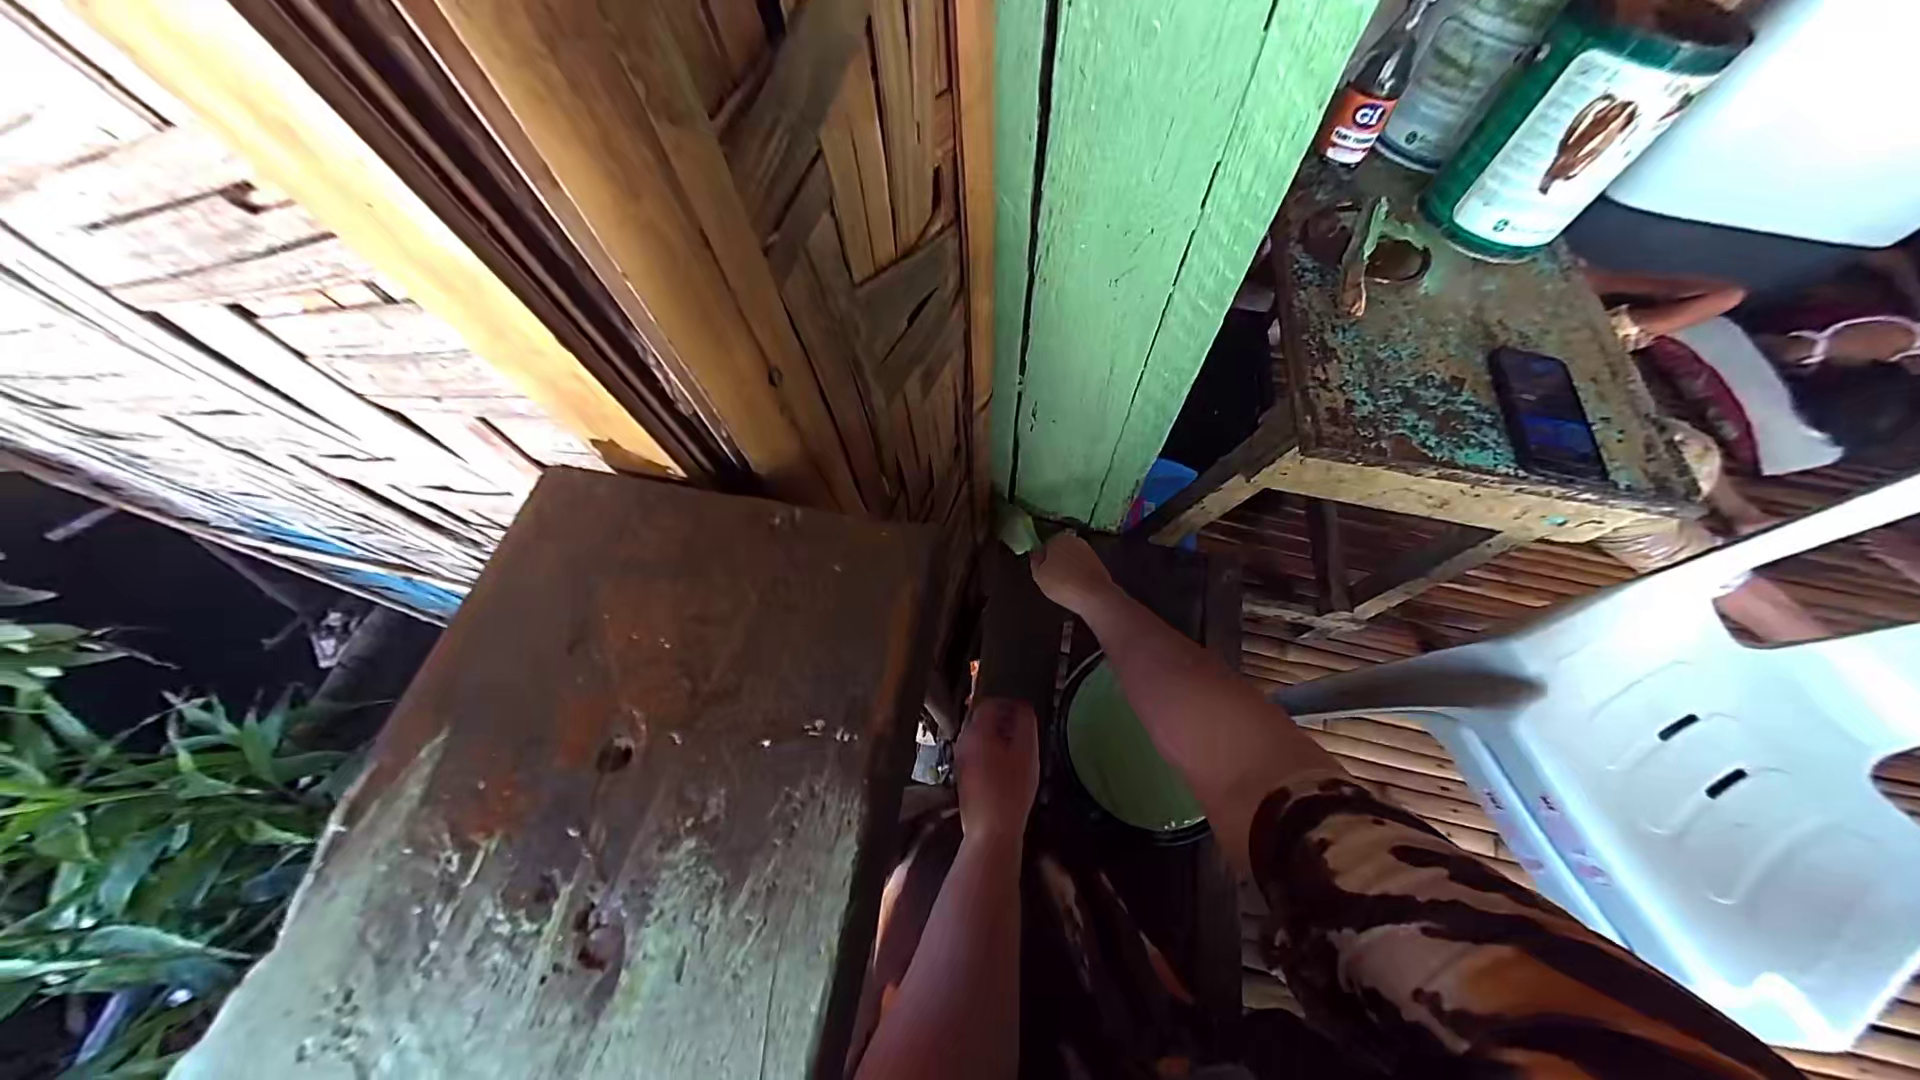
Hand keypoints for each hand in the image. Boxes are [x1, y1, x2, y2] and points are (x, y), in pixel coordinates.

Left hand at [954, 698, 1037, 846]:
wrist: (991, 831)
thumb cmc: (1010, 791)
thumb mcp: (1026, 751)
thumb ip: (1025, 723)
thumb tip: (1023, 708)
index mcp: (976, 732)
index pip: (989, 703)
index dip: (1008, 702)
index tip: (1022, 710)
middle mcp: (963, 743)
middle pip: (982, 720)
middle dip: (1003, 721)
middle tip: (1023, 729)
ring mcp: (961, 761)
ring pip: (980, 738)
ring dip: (998, 738)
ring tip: (1018, 749)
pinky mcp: (963, 778)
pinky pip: (978, 755)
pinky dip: (992, 755)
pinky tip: (1008, 769)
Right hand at [1029, 533, 1116, 615]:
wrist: (1095, 596)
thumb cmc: (1062, 583)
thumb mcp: (1039, 576)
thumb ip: (1035, 563)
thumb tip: (1036, 554)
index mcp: (1058, 538)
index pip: (1045, 546)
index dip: (1042, 560)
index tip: (1042, 573)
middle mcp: (1075, 540)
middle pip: (1060, 551)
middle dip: (1056, 562)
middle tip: (1052, 579)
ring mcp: (1089, 551)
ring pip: (1072, 559)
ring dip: (1068, 568)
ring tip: (1065, 585)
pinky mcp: (1099, 563)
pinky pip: (1082, 568)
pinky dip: (1079, 574)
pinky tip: (1076, 586)